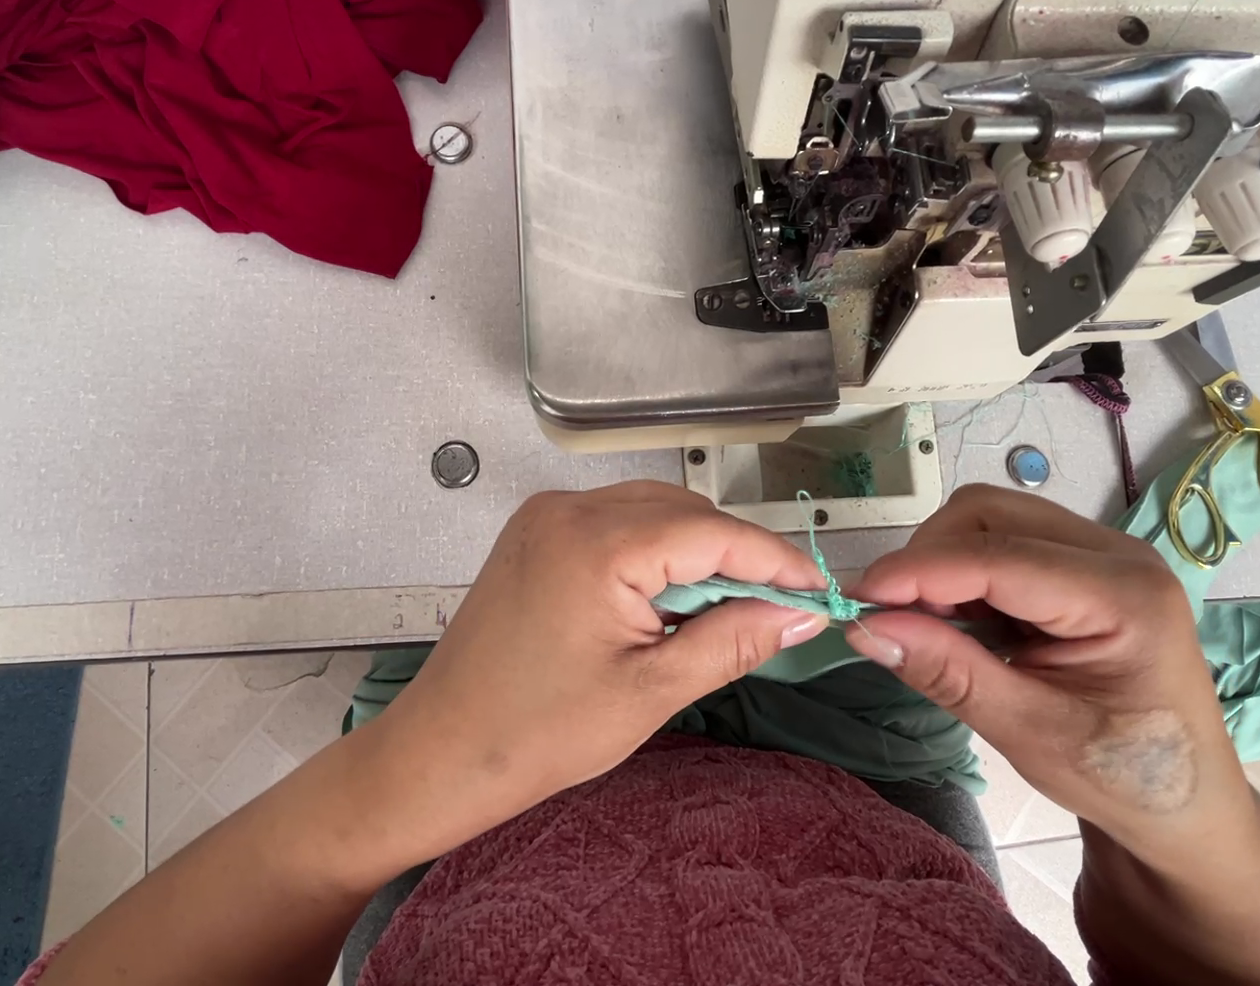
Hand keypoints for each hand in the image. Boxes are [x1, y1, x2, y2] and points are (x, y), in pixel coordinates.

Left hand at [373, 481, 826, 839]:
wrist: (441, 751)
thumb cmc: (540, 733)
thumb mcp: (651, 691)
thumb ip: (733, 639)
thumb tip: (801, 613)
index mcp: (596, 542)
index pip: (712, 531)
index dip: (774, 559)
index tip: (818, 591)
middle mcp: (569, 507)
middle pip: (683, 512)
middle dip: (736, 555)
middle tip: (776, 608)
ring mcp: (547, 514)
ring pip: (652, 511)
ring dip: (697, 552)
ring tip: (724, 608)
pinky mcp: (536, 531)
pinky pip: (617, 522)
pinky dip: (655, 551)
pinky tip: (668, 596)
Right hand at [842, 484, 1253, 853]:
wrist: (1183, 803)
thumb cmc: (1120, 777)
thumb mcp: (1029, 734)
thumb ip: (947, 672)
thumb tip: (863, 627)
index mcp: (1124, 597)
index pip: (997, 557)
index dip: (916, 571)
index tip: (854, 600)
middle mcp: (1115, 554)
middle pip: (988, 515)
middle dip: (927, 558)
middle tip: (897, 618)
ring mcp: (1097, 552)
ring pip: (986, 520)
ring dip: (939, 563)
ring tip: (930, 624)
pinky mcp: (1076, 563)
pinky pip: (996, 541)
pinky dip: (958, 573)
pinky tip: (960, 620)